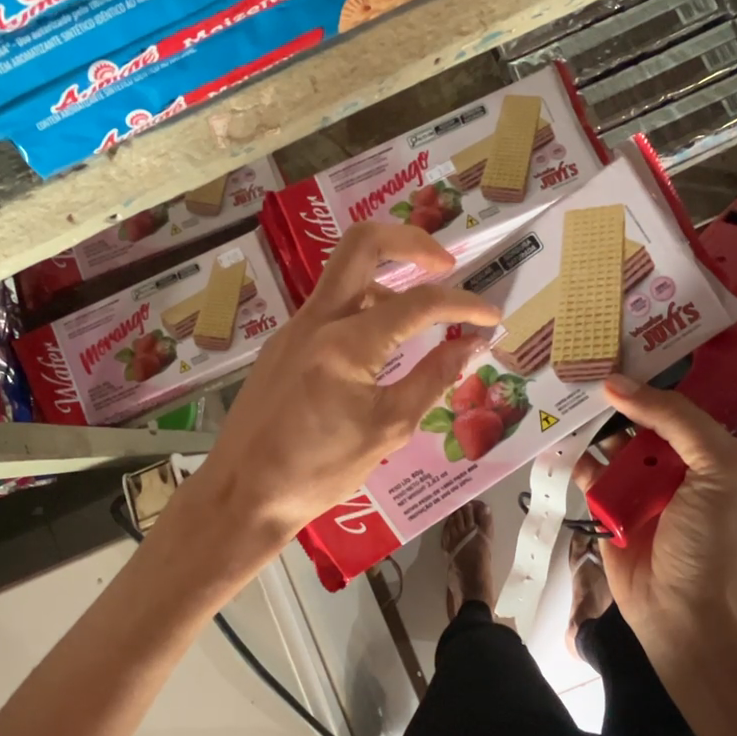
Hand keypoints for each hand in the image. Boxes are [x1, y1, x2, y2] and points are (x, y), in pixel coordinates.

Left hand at [184, 223, 500, 542]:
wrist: (244, 494)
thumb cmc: (318, 471)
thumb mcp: (388, 429)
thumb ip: (433, 379)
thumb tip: (472, 345)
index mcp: (345, 343)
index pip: (419, 303)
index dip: (464, 304)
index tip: (492, 316)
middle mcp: (315, 320)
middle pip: (363, 243)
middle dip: (411, 241)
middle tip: (446, 265)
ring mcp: (293, 329)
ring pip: (344, 275)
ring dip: (386, 279)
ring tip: (419, 316)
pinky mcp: (281, 346)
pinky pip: (328, 308)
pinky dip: (362, 309)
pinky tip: (379, 348)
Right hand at [572, 375, 736, 654]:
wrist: (686, 615)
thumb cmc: (712, 541)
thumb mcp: (717, 468)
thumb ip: (674, 418)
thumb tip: (617, 384)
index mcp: (708, 447)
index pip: (676, 398)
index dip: (647, 373)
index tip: (610, 342)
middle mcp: (673, 461)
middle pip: (636, 416)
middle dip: (609, 395)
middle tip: (572, 362)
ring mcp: (637, 484)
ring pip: (607, 440)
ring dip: (586, 423)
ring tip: (556, 395)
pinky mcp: (605, 507)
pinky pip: (587, 472)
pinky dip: (572, 457)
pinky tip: (554, 441)